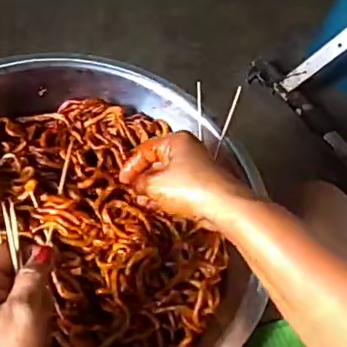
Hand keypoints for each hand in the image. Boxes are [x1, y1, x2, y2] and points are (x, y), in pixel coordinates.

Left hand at [0, 243, 52, 346]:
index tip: (53, 262)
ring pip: (23, 293)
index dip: (29, 252)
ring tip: (39, 325)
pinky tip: (37, 335)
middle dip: (36, 286)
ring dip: (38, 305)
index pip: (6, 251)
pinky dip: (34, 320)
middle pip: (16, 272)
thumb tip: (43, 248)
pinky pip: (22, 313)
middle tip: (42, 307)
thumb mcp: (25, 309)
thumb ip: (34, 276)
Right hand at [119, 131, 254, 227]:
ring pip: (168, 175)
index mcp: (176, 140)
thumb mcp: (153, 185)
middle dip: (142, 178)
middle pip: (157, 162)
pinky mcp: (204, 184)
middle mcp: (188, 149)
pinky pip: (179, 187)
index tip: (122, 180)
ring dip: (153, 188)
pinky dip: (166, 195)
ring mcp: (198, 166)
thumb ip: (138, 183)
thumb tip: (134, 185)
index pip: (145, 149)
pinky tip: (157, 205)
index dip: (131, 166)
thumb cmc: (190, 188)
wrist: (224, 206)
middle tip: (131, 190)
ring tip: (142, 200)